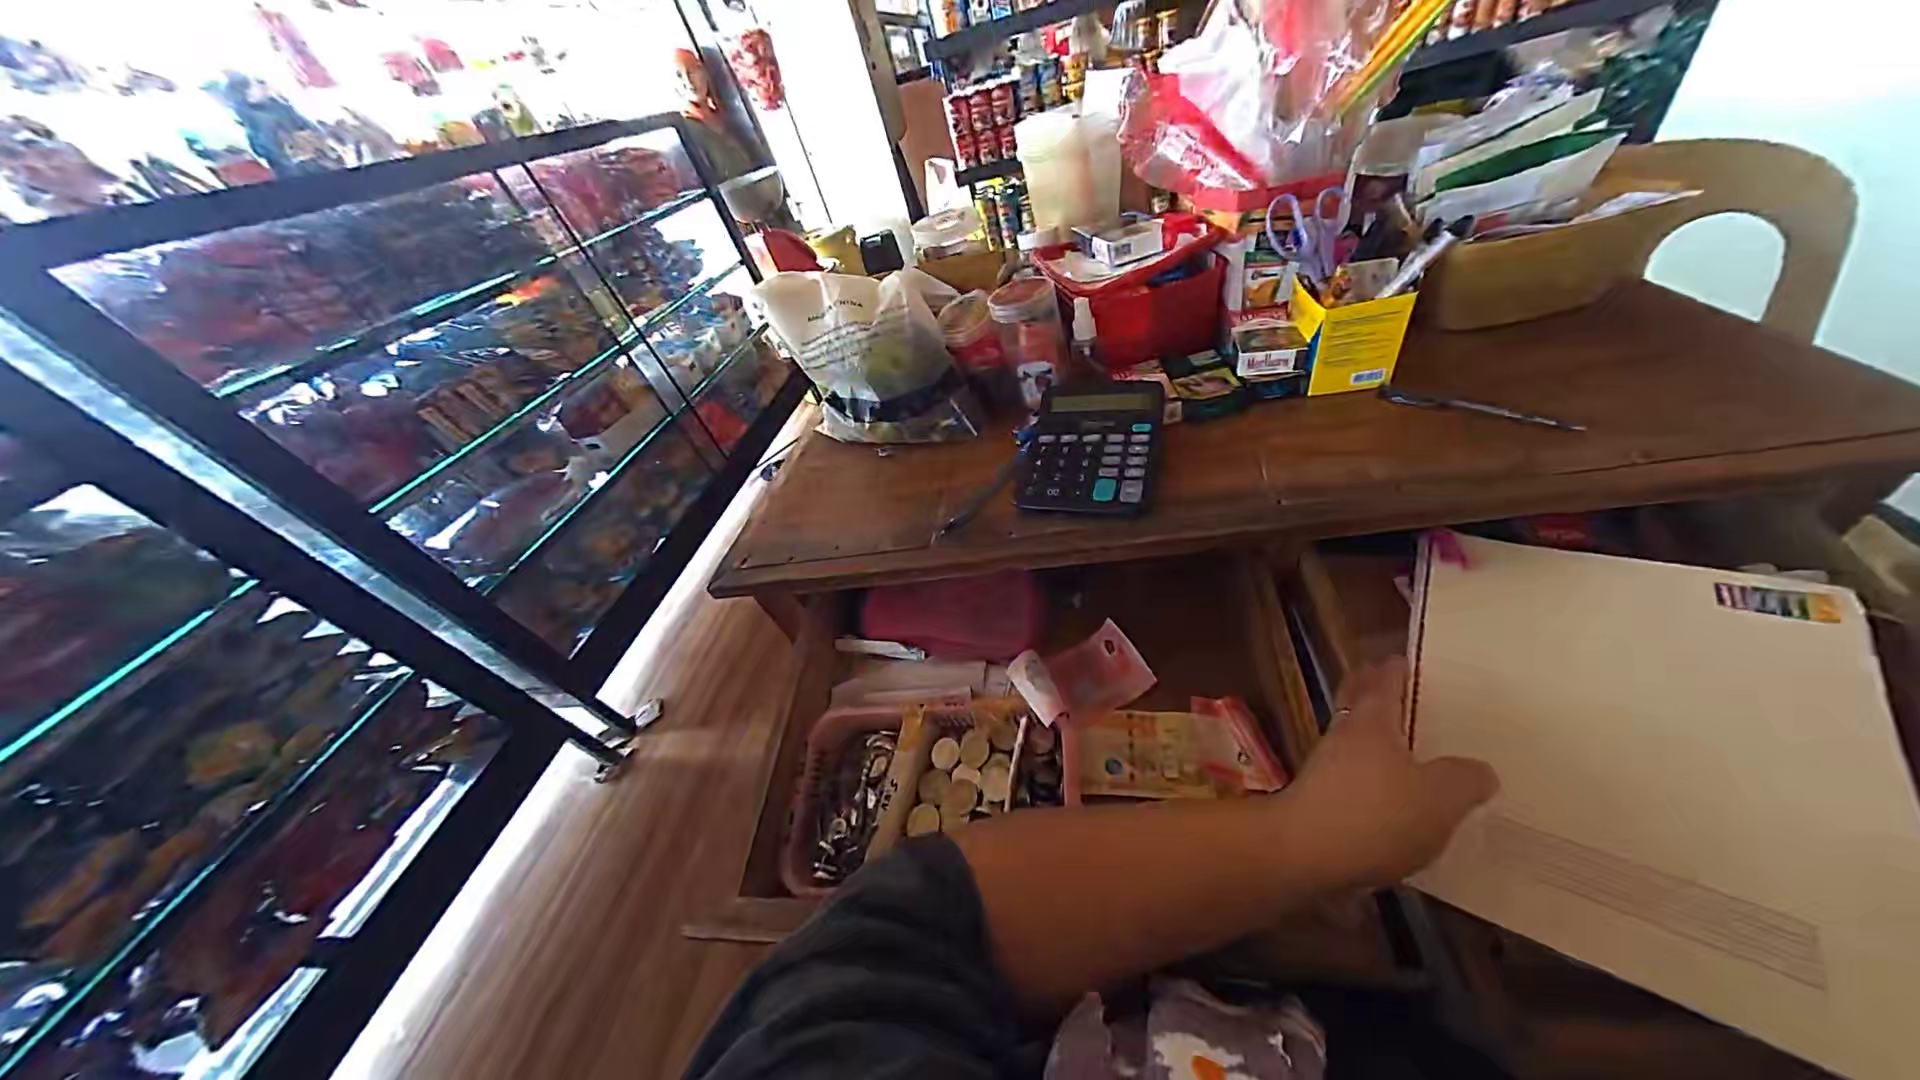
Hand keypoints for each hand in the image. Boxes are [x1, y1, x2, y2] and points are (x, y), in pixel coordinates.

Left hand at [1281, 656, 1497, 887]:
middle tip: (1403, 691)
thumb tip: (1478, 768)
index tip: (1404, 660)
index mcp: (1371, 721)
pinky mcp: (1324, 796)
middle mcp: (1345, 735)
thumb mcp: (1439, 797)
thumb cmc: (1375, 813)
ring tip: (1415, 746)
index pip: (1382, 682)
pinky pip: (1356, 772)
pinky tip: (1398, 791)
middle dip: (1375, 693)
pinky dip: (1375, 771)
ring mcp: (1328, 765)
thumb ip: (1464, 778)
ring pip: (1356, 738)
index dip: (1393, 670)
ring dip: (1379, 735)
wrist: (1307, 851)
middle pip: (1359, 703)